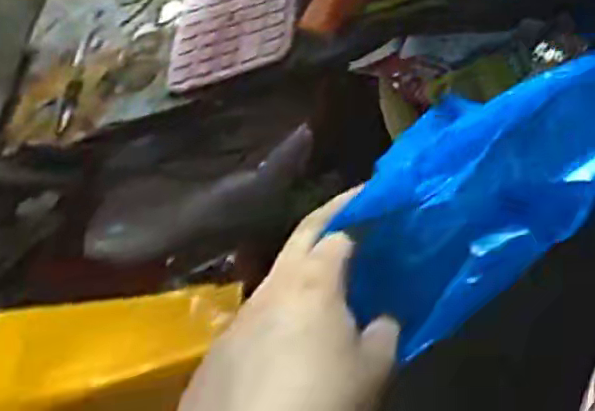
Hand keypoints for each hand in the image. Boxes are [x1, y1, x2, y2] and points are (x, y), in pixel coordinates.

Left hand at [182, 188, 397, 410]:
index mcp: (313, 281)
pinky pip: (252, 324)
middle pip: (301, 236)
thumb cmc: (322, 403)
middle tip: (359, 208)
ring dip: (303, 274)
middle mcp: (269, 291)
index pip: (341, 228)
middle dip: (332, 217)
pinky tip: (292, 341)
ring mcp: (233, 327)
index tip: (385, 203)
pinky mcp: (209, 365)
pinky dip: (278, 315)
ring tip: (331, 285)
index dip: (365, 212)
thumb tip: (379, 317)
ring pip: (274, 282)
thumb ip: (384, 327)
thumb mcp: (375, 365)